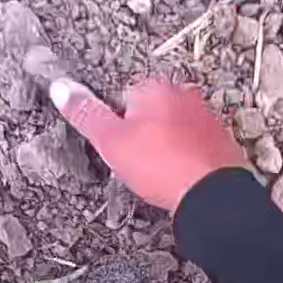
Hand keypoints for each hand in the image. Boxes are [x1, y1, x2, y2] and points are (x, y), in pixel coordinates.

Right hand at [51, 76, 249, 212]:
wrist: (212, 195)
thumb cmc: (165, 167)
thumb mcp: (111, 141)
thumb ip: (85, 114)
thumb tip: (61, 89)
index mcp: (154, 87)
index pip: (123, 93)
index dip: (115, 122)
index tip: (116, 142)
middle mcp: (184, 96)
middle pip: (152, 110)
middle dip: (143, 132)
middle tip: (137, 160)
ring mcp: (205, 118)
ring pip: (175, 129)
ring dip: (166, 146)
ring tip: (159, 172)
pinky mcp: (221, 142)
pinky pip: (195, 147)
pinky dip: (186, 159)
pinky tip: (180, 176)